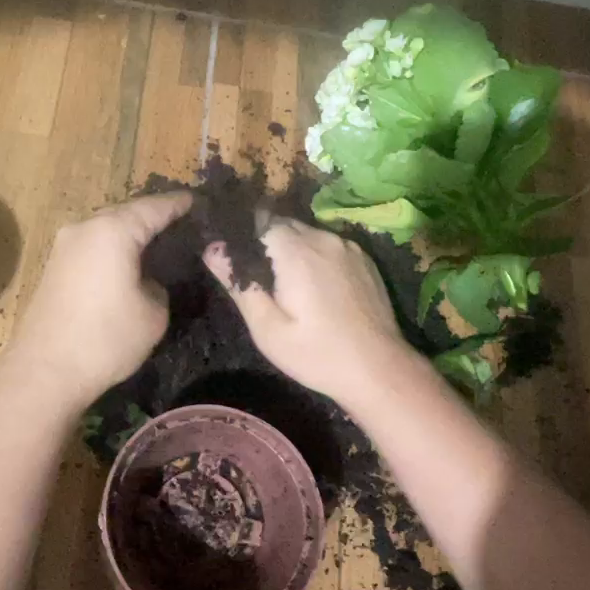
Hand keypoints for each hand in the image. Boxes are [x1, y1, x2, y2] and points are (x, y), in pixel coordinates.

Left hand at [1, 193, 191, 403]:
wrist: (44, 371)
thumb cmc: (105, 339)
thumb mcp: (153, 314)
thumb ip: (158, 286)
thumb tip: (145, 281)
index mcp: (114, 231)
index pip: (155, 208)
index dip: (179, 205)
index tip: (197, 202)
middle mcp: (85, 228)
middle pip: (127, 212)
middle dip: (152, 217)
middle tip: (180, 224)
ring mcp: (64, 246)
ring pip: (106, 229)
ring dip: (130, 233)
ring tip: (156, 242)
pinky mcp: (54, 266)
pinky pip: (92, 246)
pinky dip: (112, 249)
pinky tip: (127, 262)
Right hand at [204, 218, 419, 406]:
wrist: (378, 369)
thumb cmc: (316, 354)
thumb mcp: (267, 328)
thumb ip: (240, 284)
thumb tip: (212, 248)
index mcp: (296, 251)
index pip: (260, 220)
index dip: (244, 236)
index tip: (237, 260)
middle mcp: (323, 238)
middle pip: (284, 224)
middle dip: (267, 243)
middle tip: (260, 278)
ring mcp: (347, 246)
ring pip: (308, 234)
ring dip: (293, 250)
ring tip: (288, 285)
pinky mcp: (364, 259)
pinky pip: (329, 246)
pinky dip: (316, 257)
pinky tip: (316, 288)